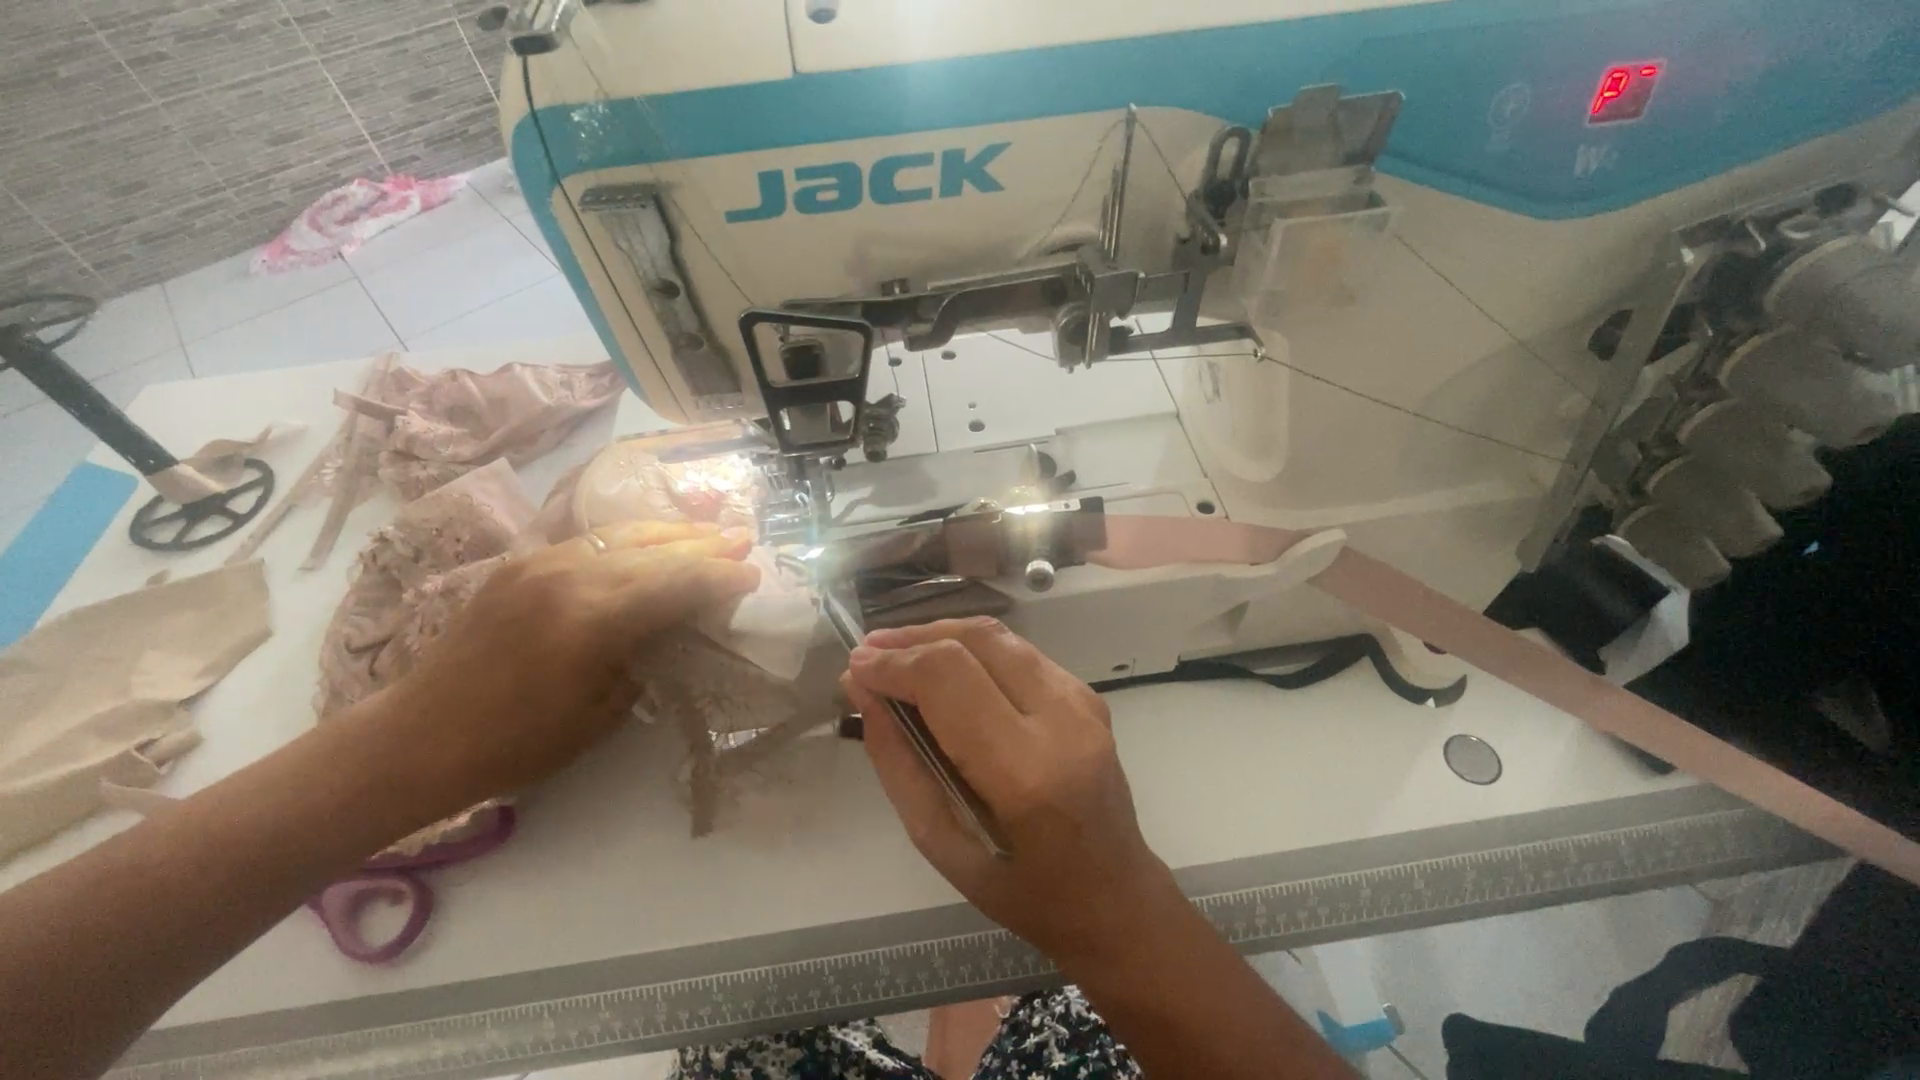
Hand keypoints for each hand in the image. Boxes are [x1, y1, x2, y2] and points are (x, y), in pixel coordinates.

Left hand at [371, 521, 759, 819]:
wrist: (419, 736)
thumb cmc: (517, 743)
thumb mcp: (600, 712)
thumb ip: (644, 657)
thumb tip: (672, 628)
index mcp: (593, 617)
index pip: (676, 583)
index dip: (719, 578)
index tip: (753, 575)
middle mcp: (569, 574)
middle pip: (654, 550)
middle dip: (703, 546)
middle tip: (743, 539)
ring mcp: (539, 562)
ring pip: (621, 535)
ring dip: (669, 534)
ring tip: (706, 532)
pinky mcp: (518, 564)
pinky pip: (588, 540)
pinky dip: (628, 538)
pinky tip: (647, 541)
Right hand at [843, 617, 1181, 967]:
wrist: (1114, 897)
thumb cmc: (1023, 891)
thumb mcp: (942, 844)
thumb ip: (899, 764)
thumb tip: (864, 694)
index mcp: (1026, 771)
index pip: (948, 679)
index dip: (894, 663)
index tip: (855, 669)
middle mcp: (1062, 721)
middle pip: (975, 641)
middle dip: (913, 638)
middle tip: (868, 653)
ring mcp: (1082, 702)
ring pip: (999, 637)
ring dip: (941, 635)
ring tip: (896, 652)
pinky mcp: (1087, 696)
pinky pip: (1019, 653)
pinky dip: (972, 650)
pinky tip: (943, 668)